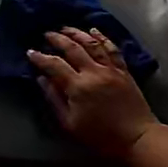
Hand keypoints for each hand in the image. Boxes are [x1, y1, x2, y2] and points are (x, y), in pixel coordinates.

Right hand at [28, 28, 161, 160]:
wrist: (137, 138)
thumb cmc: (100, 136)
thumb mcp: (70, 123)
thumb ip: (54, 99)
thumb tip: (41, 79)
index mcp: (78, 87)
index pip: (54, 65)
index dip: (40, 57)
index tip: (30, 52)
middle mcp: (94, 72)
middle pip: (73, 48)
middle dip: (57, 39)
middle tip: (46, 34)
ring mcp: (111, 69)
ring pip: (92, 43)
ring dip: (77, 33)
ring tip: (66, 28)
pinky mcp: (124, 70)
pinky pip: (112, 48)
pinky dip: (102, 37)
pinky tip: (94, 30)